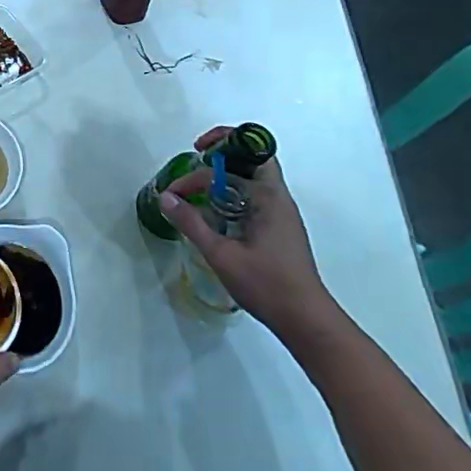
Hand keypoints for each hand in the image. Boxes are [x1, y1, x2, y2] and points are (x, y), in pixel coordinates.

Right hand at [157, 137, 337, 341]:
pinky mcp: (279, 228)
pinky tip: (214, 213)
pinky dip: (232, 193)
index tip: (175, 192)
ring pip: (253, 177)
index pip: (231, 166)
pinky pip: (254, 196)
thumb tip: (164, 197)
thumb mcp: (220, 254)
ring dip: (225, 174)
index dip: (197, 174)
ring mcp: (281, 214)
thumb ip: (191, 223)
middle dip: (224, 150)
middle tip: (197, 157)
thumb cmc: (267, 285)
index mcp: (269, 198)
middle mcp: (279, 199)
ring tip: (198, 187)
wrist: (306, 321)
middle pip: (253, 158)